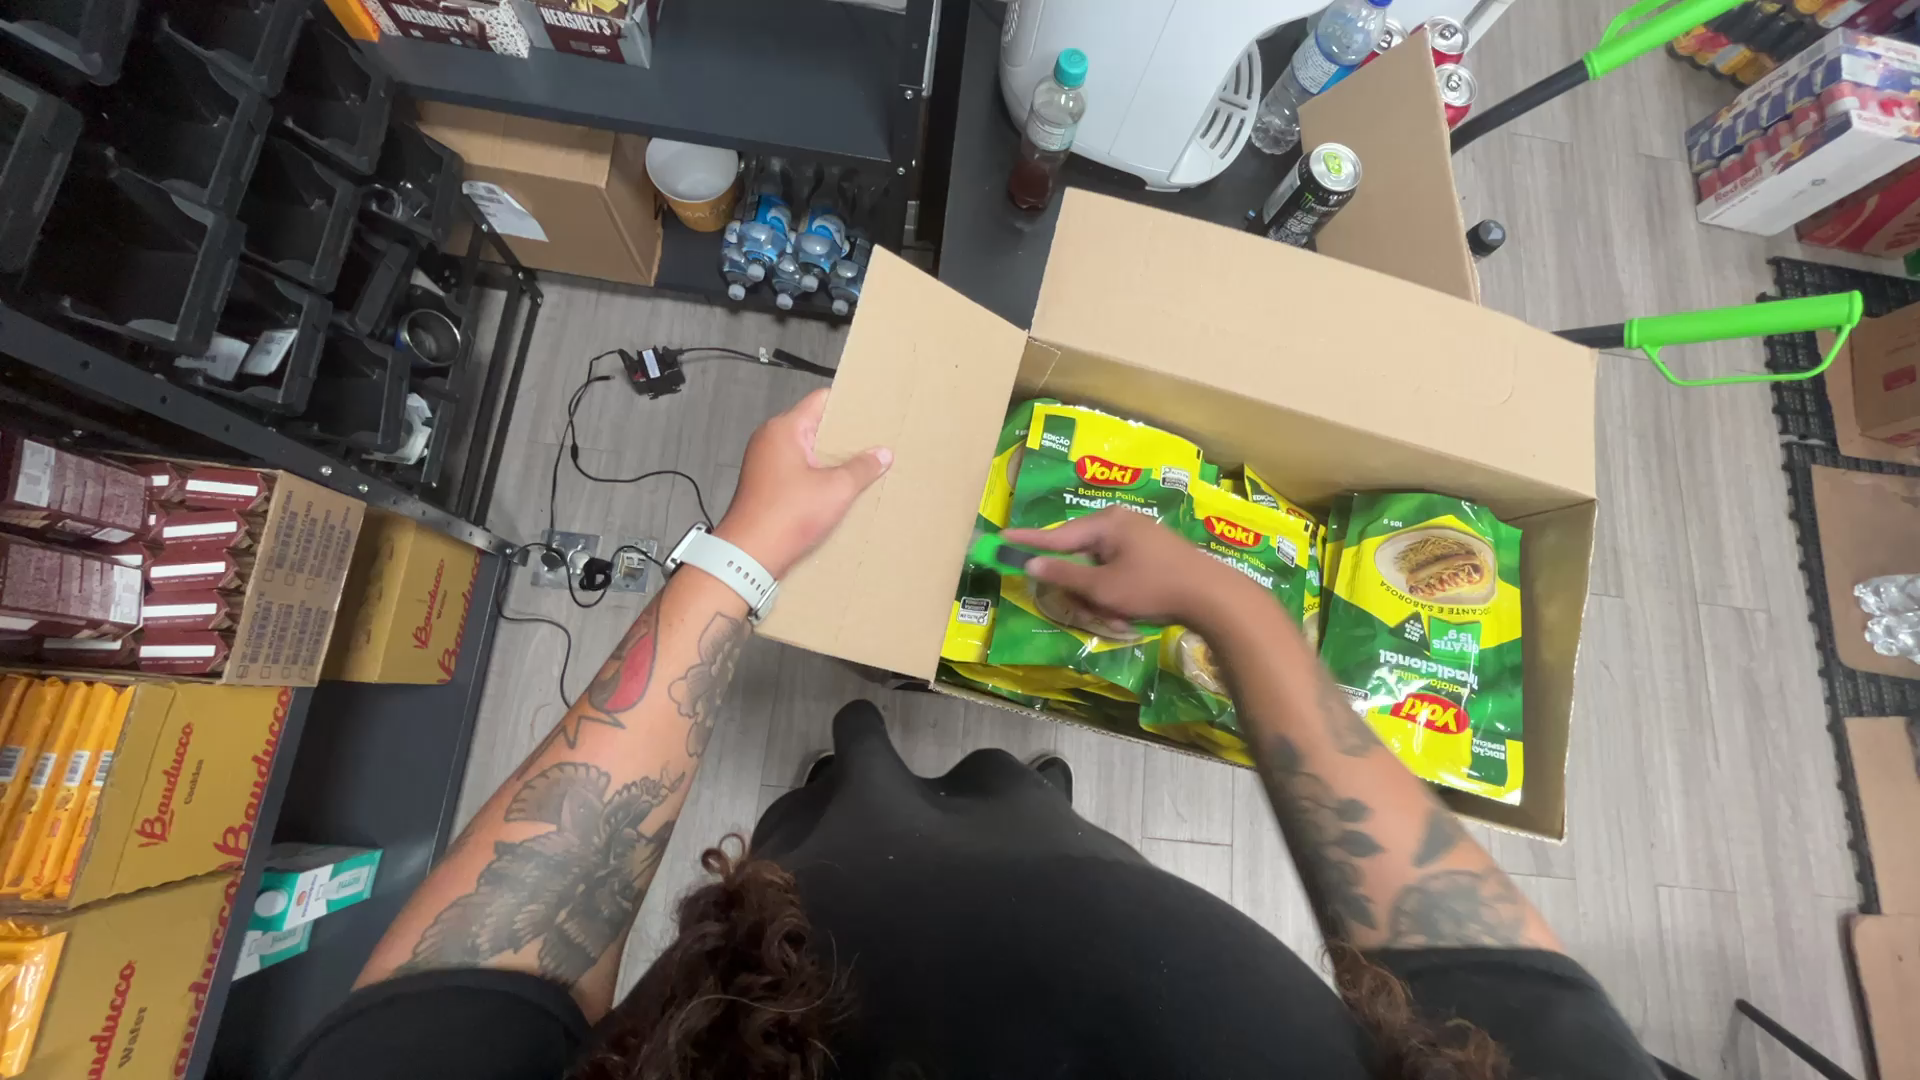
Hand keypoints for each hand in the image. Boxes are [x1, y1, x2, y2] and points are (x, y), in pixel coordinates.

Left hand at [714, 388, 891, 578]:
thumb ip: (862, 468)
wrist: (750, 555)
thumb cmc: (787, 516)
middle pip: (814, 426)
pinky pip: (797, 471)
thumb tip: (882, 454)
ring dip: (831, 460)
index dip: (848, 404)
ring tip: (862, 467)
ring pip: (807, 451)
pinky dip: (817, 476)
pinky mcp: (765, 485)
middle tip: (874, 442)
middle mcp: (770, 440)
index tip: (872, 411)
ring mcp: (765, 463)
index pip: (821, 401)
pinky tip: (838, 490)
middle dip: (843, 436)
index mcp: (784, 429)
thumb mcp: (836, 490)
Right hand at [1001, 507, 1257, 627]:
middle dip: (1081, 593)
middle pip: (1078, 559)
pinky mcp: (1150, 554)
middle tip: (1090, 615)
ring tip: (1120, 622)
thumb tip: (1031, 563)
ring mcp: (1137, 538)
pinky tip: (1132, 618)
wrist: (1214, 596)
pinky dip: (1118, 598)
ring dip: (1101, 601)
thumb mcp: (1103, 587)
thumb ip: (1064, 574)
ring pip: (1098, 573)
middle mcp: (1119, 524)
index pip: (1056, 534)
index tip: (1001, 538)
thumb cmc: (1153, 587)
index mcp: (1106, 524)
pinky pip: (1117, 575)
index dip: (1027, 541)